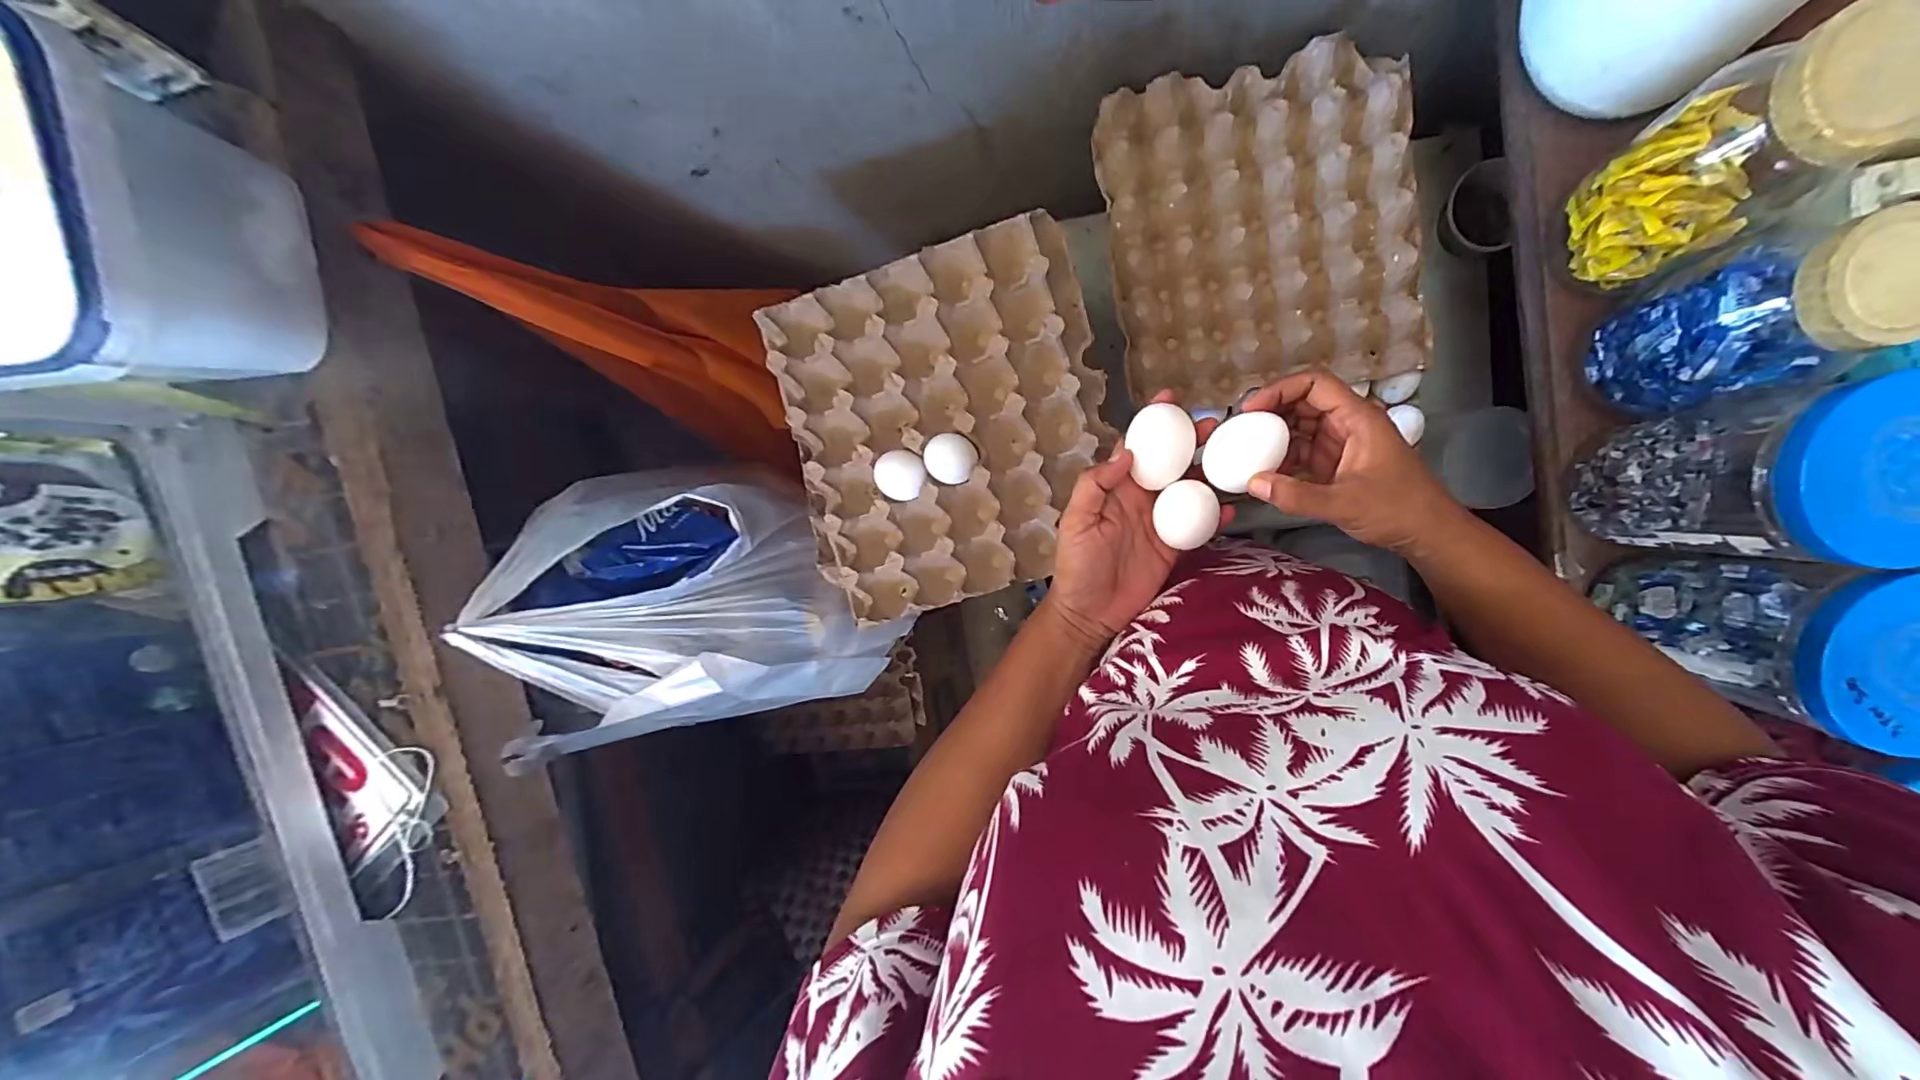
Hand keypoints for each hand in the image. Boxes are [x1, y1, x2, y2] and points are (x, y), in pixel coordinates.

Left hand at [1044, 392, 1230, 646]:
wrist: (1090, 612)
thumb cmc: (1077, 564)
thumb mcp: (1076, 521)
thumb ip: (1096, 485)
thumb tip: (1127, 453)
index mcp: (1115, 488)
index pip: (1135, 448)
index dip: (1151, 424)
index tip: (1169, 400)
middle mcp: (1140, 499)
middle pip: (1170, 463)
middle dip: (1190, 441)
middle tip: (1212, 424)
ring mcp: (1159, 522)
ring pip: (1189, 489)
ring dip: (1209, 472)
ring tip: (1231, 456)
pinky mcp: (1174, 547)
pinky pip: (1198, 526)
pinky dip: (1214, 517)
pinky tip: (1229, 508)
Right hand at [1241, 371, 1469, 557]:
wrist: (1426, 533)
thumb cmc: (1397, 509)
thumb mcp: (1344, 504)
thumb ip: (1296, 495)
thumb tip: (1253, 483)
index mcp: (1358, 419)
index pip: (1315, 384)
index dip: (1281, 389)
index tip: (1252, 409)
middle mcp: (1347, 424)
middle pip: (1302, 402)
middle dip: (1270, 412)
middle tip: (1240, 429)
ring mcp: (1340, 444)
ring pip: (1299, 427)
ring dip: (1272, 436)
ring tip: (1244, 449)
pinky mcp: (1333, 464)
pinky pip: (1300, 451)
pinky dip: (1280, 458)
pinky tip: (1262, 472)